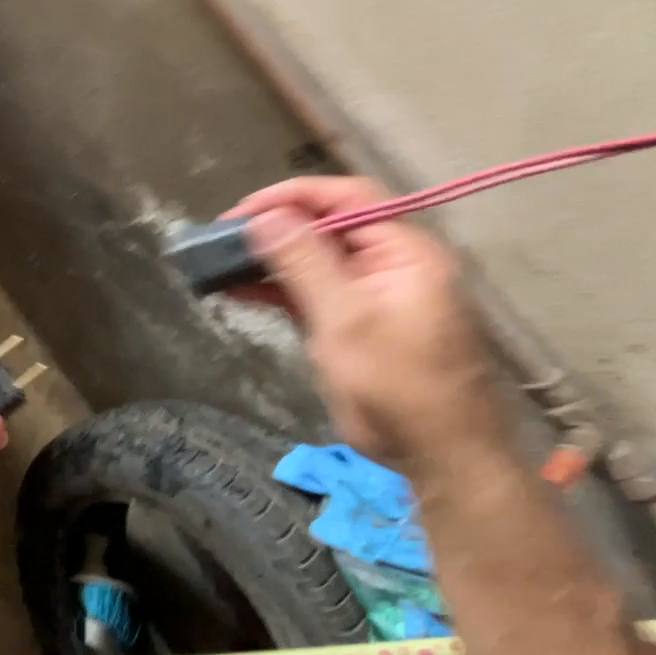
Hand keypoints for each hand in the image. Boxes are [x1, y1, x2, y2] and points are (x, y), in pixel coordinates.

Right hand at [225, 177, 510, 477]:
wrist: (437, 458)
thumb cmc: (398, 385)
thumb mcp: (346, 318)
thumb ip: (305, 261)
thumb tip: (265, 216)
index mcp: (405, 253)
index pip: (348, 198)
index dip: (292, 196)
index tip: (242, 212)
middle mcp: (389, 265)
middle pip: (325, 226)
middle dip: (272, 227)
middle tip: (223, 239)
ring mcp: (368, 294)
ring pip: (310, 258)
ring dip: (265, 258)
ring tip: (218, 262)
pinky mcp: (350, 322)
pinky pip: (307, 290)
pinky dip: (272, 287)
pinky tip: (233, 288)